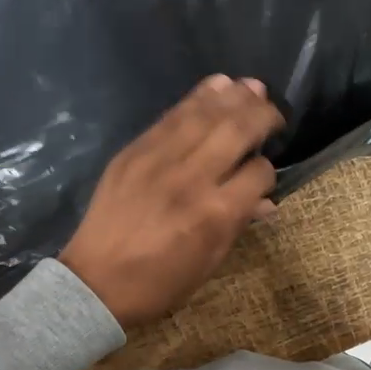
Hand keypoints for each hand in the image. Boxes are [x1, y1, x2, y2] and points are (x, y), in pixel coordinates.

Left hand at [61, 75, 284, 327]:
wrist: (96, 283)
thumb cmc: (159, 283)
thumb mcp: (208, 263)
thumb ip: (238, 224)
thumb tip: (265, 200)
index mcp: (215, 214)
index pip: (258, 172)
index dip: (268, 171)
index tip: (263, 176)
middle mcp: (191, 178)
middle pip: (237, 130)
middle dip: (263, 116)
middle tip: (274, 112)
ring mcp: (160, 159)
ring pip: (205, 114)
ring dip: (234, 96)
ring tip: (253, 87)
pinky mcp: (135, 151)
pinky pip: (172, 116)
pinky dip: (198, 98)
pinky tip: (217, 86)